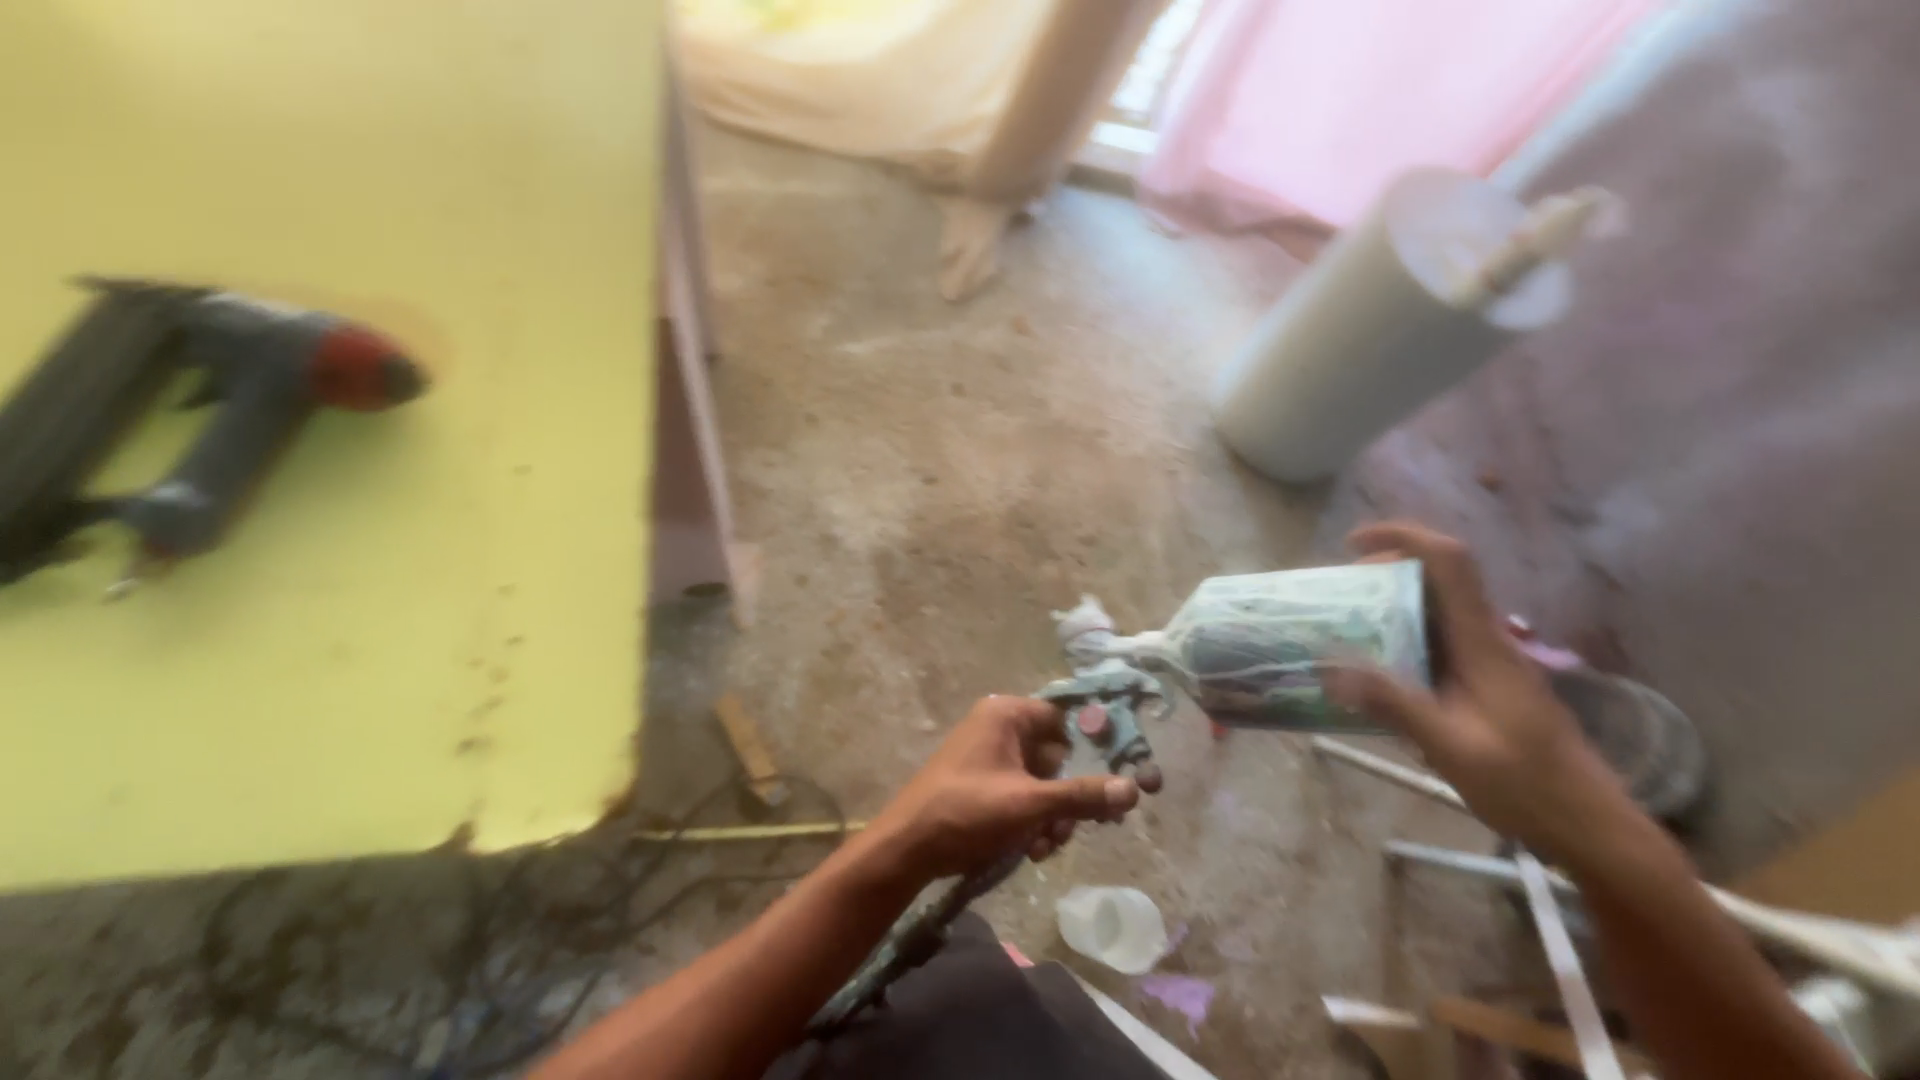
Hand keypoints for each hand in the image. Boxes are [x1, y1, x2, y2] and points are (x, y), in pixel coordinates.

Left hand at [870, 695, 1141, 882]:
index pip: (1065, 720)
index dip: (1090, 749)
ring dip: (1051, 816)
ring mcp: (988, 757)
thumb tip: (1133, 789)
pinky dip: (1030, 821)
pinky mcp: (982, 785)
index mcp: (1006, 715)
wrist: (908, 847)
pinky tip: (1030, 849)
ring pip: (1041, 782)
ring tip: (1045, 845)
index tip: (1114, 780)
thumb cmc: (968, 811)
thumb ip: (1082, 796)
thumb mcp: (1030, 804)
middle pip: (1056, 757)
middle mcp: (998, 727)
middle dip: (1067, 798)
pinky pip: (1021, 795)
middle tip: (1073, 828)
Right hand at [1320, 522, 1637, 860]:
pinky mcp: (1485, 686)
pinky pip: (1437, 644)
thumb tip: (1330, 669)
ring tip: (1343, 628)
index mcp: (1484, 643)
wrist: (1590, 826)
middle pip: (1439, 578)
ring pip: (1437, 612)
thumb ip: (1394, 705)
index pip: (1451, 562)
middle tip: (1340, 594)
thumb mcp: (1452, 747)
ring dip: (1390, 607)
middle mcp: (1488, 641)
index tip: (1352, 544)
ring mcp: (1489, 663)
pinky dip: (1400, 642)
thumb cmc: (1527, 785)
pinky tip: (1374, 674)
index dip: (1403, 538)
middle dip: (1385, 571)